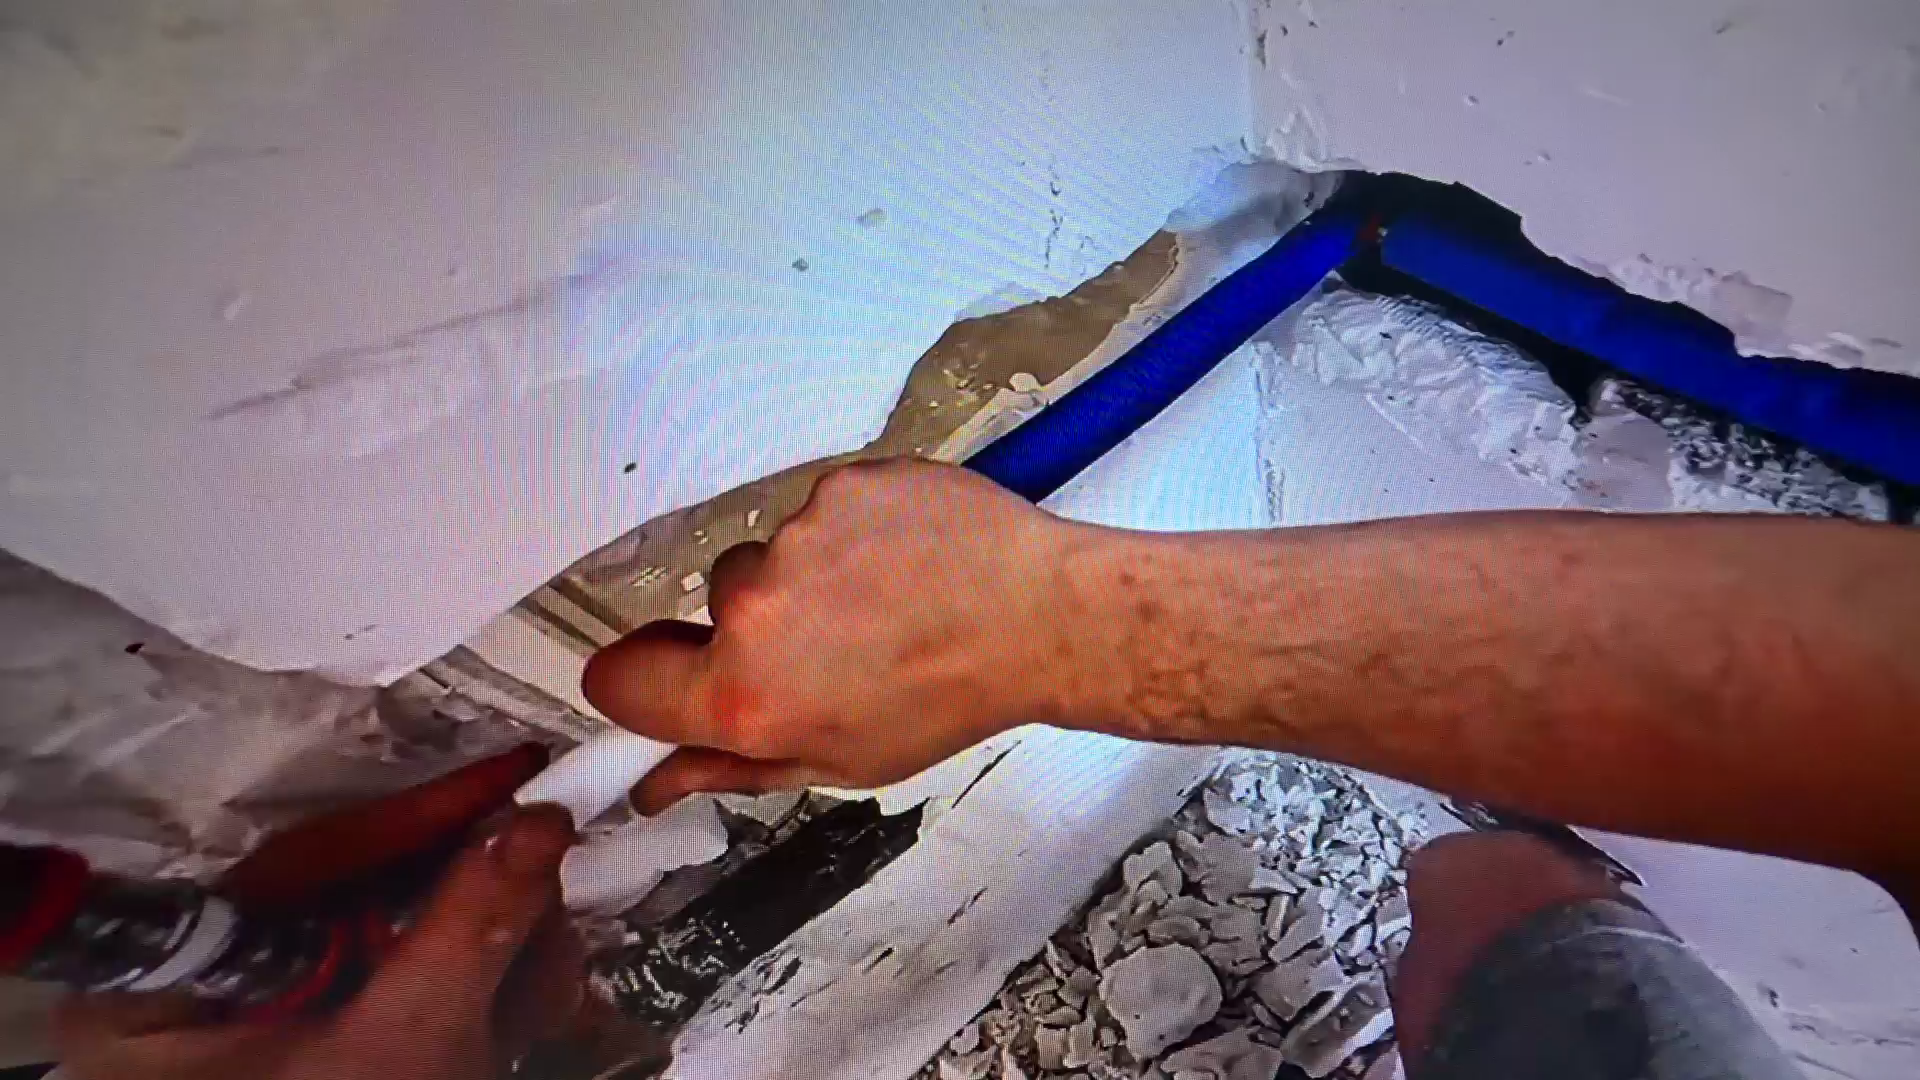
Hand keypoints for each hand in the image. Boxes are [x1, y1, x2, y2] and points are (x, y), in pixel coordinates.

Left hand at [54, 748, 581, 1079]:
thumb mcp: (411, 1042)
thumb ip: (473, 924)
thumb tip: (544, 815)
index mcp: (189, 985)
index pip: (317, 856)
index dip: (429, 810)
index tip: (522, 772)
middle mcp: (242, 978)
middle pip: (391, 884)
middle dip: (492, 897)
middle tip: (553, 901)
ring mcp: (307, 1004)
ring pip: (433, 918)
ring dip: (514, 942)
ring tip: (547, 988)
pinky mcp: (362, 1021)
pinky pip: (444, 959)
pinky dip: (503, 975)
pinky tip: (532, 1007)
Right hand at [583, 459, 1094, 811]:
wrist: (1039, 616)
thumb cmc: (949, 698)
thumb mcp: (842, 760)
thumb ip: (736, 766)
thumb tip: (658, 780)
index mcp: (747, 695)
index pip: (621, 679)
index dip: (640, 678)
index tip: (672, 669)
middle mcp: (755, 610)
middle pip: (713, 604)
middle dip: (763, 621)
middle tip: (844, 634)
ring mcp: (797, 536)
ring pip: (775, 551)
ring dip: (815, 571)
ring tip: (889, 591)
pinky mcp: (839, 486)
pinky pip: (821, 509)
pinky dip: (853, 529)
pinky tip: (905, 553)